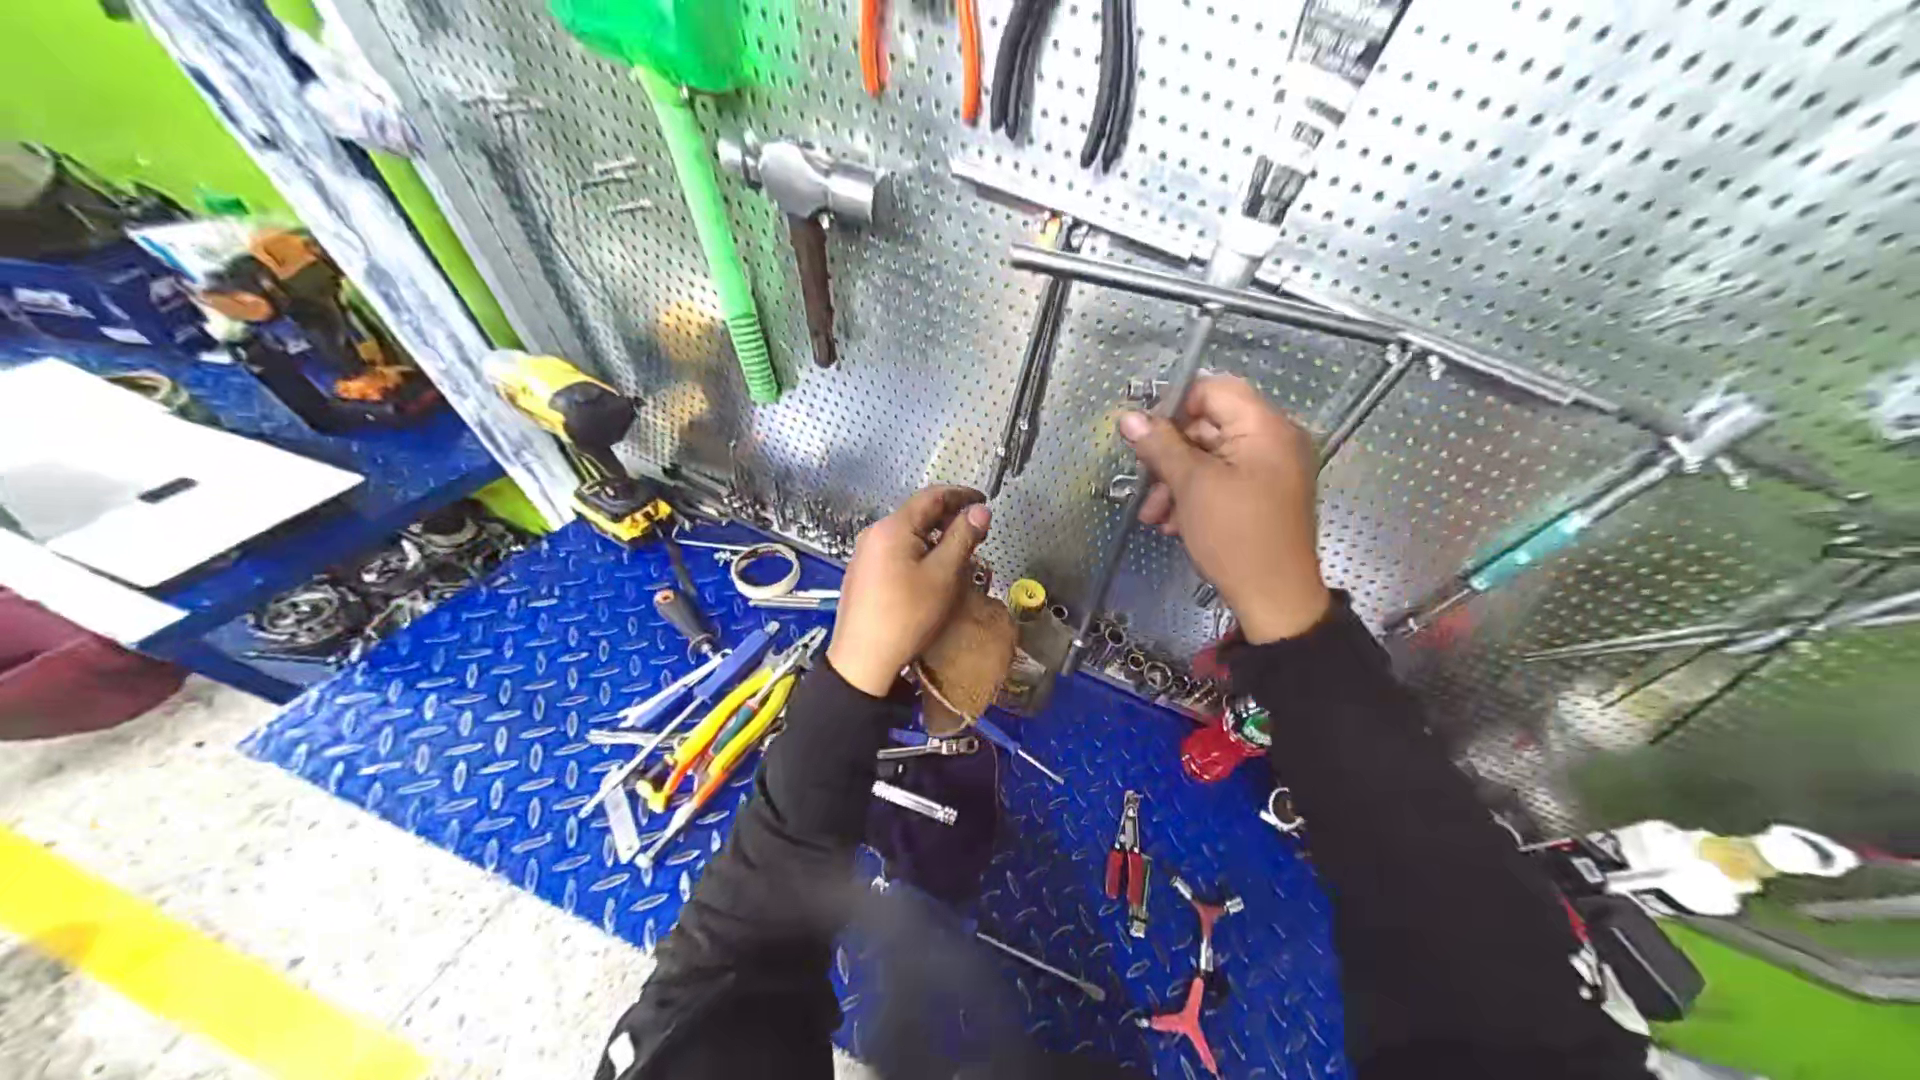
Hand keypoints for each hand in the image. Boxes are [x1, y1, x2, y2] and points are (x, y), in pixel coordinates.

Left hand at [827, 485, 992, 695]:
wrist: (863, 660)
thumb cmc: (907, 616)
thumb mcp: (943, 575)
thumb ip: (963, 537)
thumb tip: (980, 511)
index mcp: (892, 527)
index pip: (932, 496)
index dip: (961, 495)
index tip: (984, 500)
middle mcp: (874, 533)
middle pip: (918, 514)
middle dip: (950, 519)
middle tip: (977, 533)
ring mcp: (864, 554)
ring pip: (908, 535)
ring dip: (935, 538)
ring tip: (959, 555)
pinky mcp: (863, 574)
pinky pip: (896, 552)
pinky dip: (919, 553)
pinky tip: (932, 572)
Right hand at [1119, 374, 1329, 643]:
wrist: (1276, 599)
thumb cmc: (1235, 535)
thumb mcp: (1191, 487)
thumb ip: (1160, 446)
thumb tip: (1129, 418)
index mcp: (1265, 427)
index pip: (1214, 390)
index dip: (1175, 407)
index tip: (1146, 437)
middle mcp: (1275, 440)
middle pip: (1210, 426)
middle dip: (1170, 456)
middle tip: (1144, 484)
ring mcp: (1272, 470)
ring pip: (1211, 458)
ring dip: (1176, 482)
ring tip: (1154, 515)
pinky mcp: (1265, 495)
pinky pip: (1224, 480)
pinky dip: (1196, 496)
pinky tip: (1174, 524)